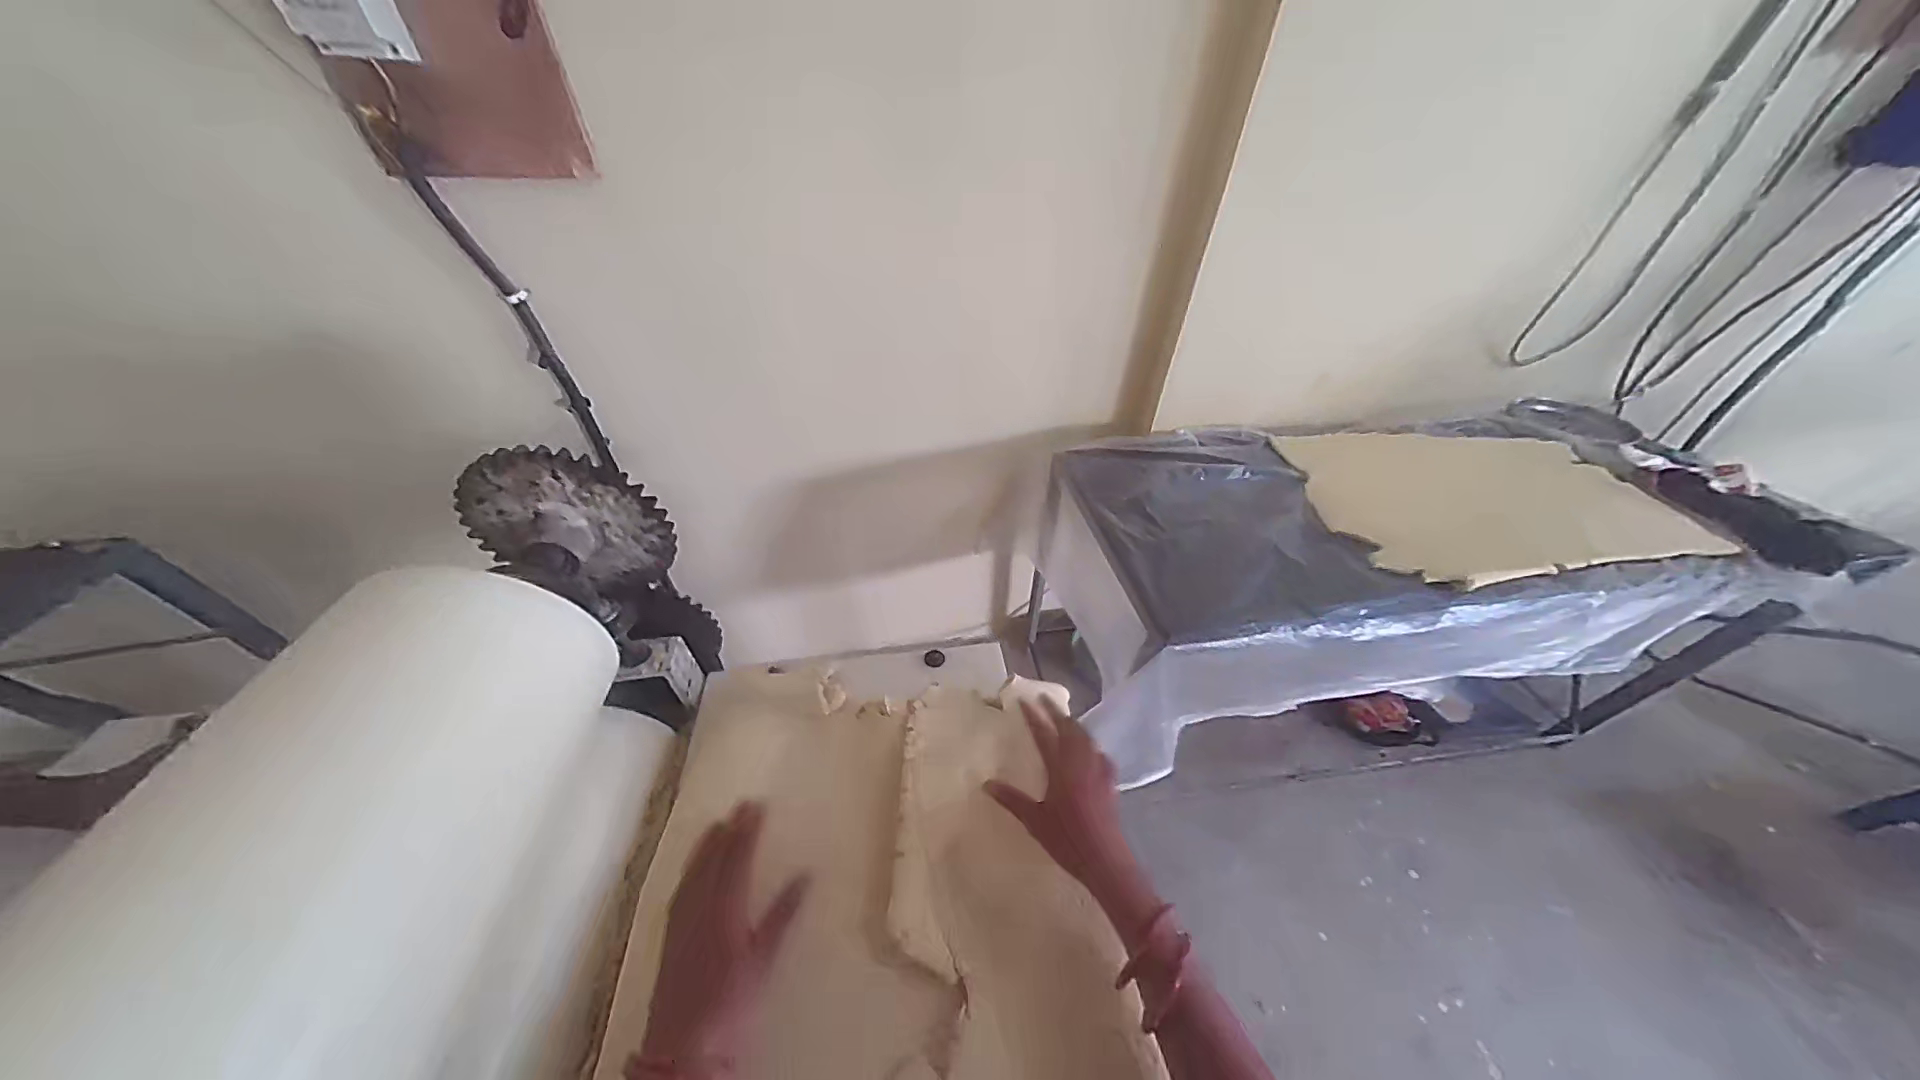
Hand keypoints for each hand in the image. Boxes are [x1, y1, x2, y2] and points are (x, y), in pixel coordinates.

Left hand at [630, 801, 808, 1077]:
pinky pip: (680, 889)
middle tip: (741, 804)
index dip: (748, 831)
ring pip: (693, 872)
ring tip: (717, 824)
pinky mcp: (669, 936)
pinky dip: (690, 869)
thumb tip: (805, 876)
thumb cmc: (733, 1002)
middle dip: (729, 830)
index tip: (757, 806)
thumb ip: (782, 915)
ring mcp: (681, 922)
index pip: (738, 859)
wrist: (684, 1044)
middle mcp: (699, 908)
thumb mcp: (765, 959)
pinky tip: (693, 866)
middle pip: (714, 860)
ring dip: (706, 845)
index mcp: (725, 910)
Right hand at [985, 699, 1147, 920]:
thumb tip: (987, 783)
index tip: (1023, 701)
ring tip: (1063, 718)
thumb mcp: (1034, 820)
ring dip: (1073, 724)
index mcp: (1060, 768)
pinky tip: (1088, 750)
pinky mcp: (1110, 780)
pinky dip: (1089, 743)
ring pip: (1085, 737)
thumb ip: (1011, 799)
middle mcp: (1080, 762)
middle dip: (1055, 712)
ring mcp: (1098, 769)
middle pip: (1068, 729)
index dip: (1032, 716)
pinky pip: (1098, 752)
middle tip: (1043, 699)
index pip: (1043, 734)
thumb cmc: (1066, 840)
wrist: (1105, 859)